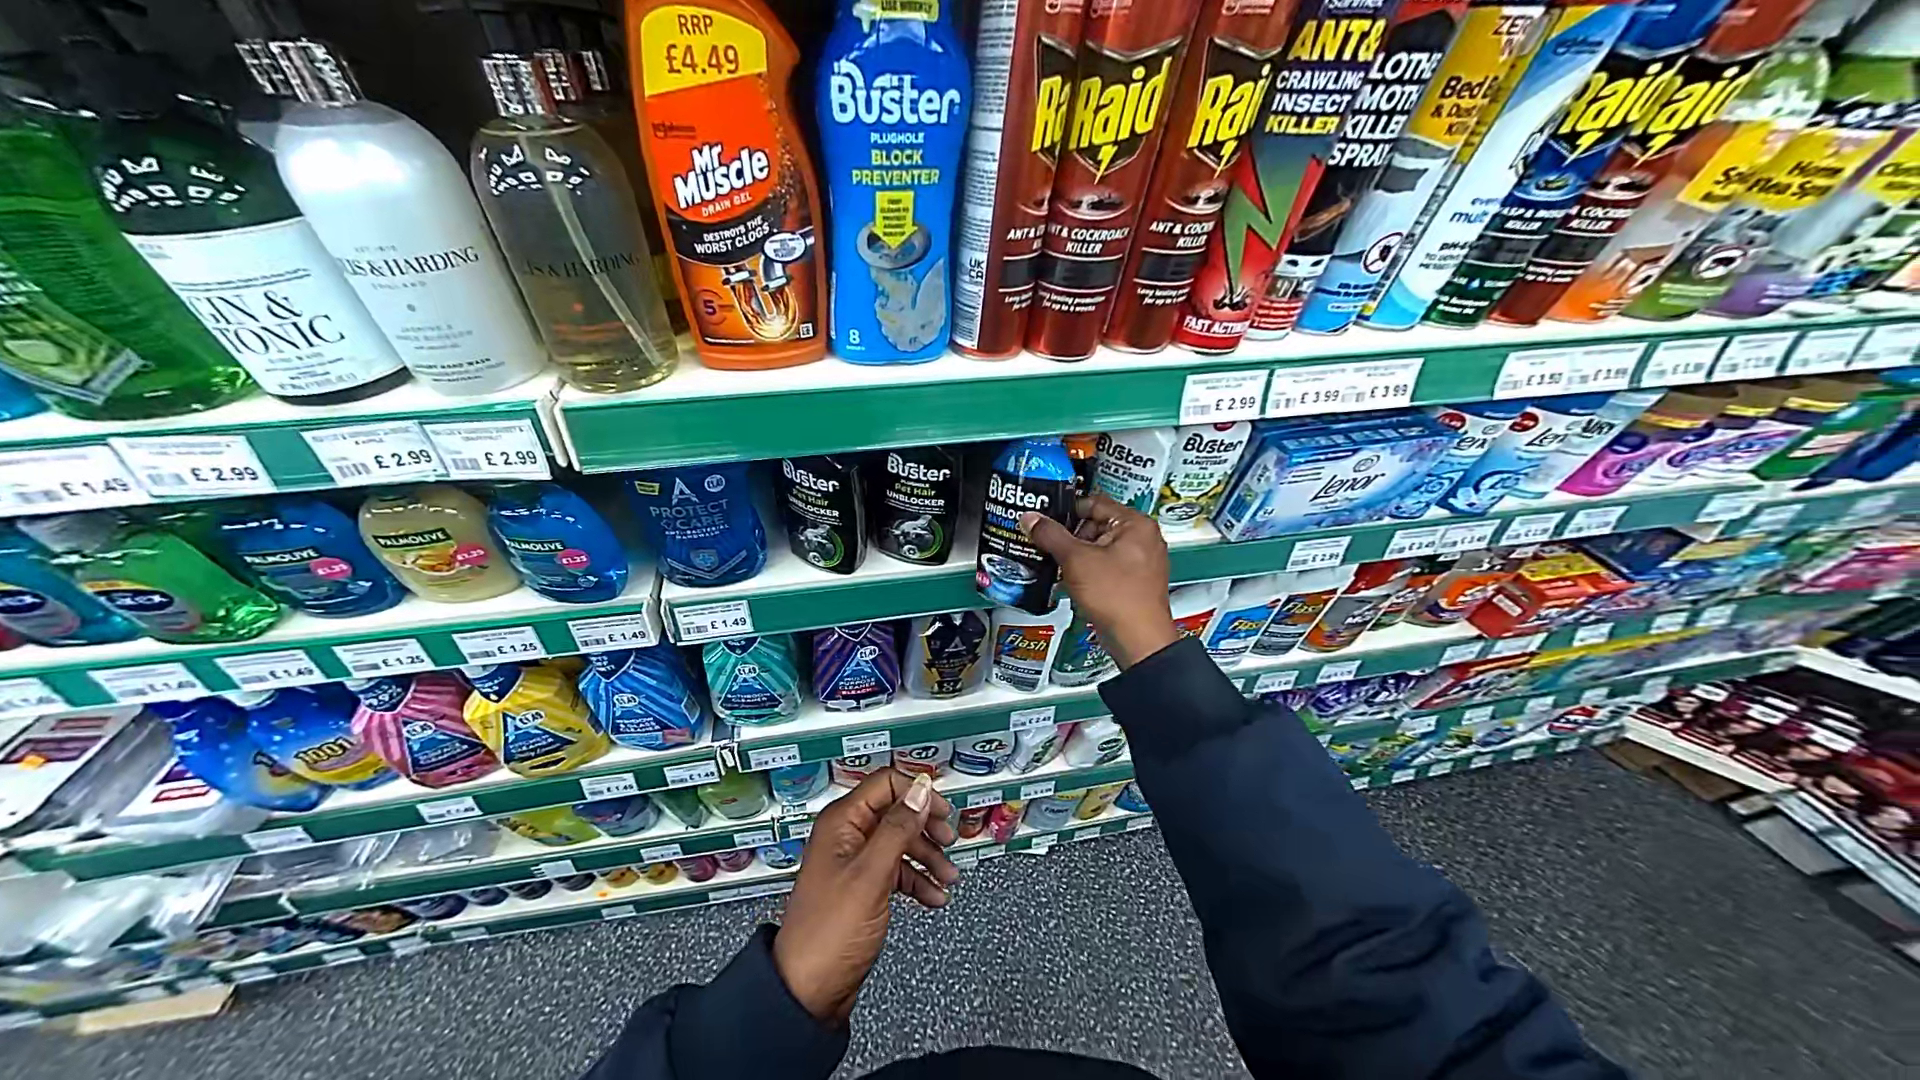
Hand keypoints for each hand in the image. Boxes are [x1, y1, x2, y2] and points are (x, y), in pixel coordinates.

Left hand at [773, 769, 957, 1024]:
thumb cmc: (828, 933)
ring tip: (948, 876)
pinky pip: (898, 871)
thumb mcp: (871, 874)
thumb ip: (898, 828)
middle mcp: (848, 835)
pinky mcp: (864, 887)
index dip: (916, 792)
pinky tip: (934, 896)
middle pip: (897, 812)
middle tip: (948, 840)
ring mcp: (856, 862)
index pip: (885, 784)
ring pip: (901, 842)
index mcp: (842, 822)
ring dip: (928, 857)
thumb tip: (920, 790)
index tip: (941, 809)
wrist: (809, 991)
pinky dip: (918, 881)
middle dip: (926, 826)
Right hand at [1020, 493, 1177, 667]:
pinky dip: (1090, 570)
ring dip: (1079, 555)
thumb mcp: (1075, 560)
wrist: (1137, 640)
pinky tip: (1073, 582)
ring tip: (1060, 566)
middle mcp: (1144, 538)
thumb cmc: (1116, 596)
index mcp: (1135, 524)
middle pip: (1098, 524)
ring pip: (1101, 547)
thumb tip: (1031, 519)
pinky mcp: (1137, 581)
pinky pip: (1108, 566)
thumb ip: (1050, 535)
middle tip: (1051, 546)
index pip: (1094, 502)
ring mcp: (1143, 561)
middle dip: (1072, 536)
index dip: (1067, 510)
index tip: (1046, 520)